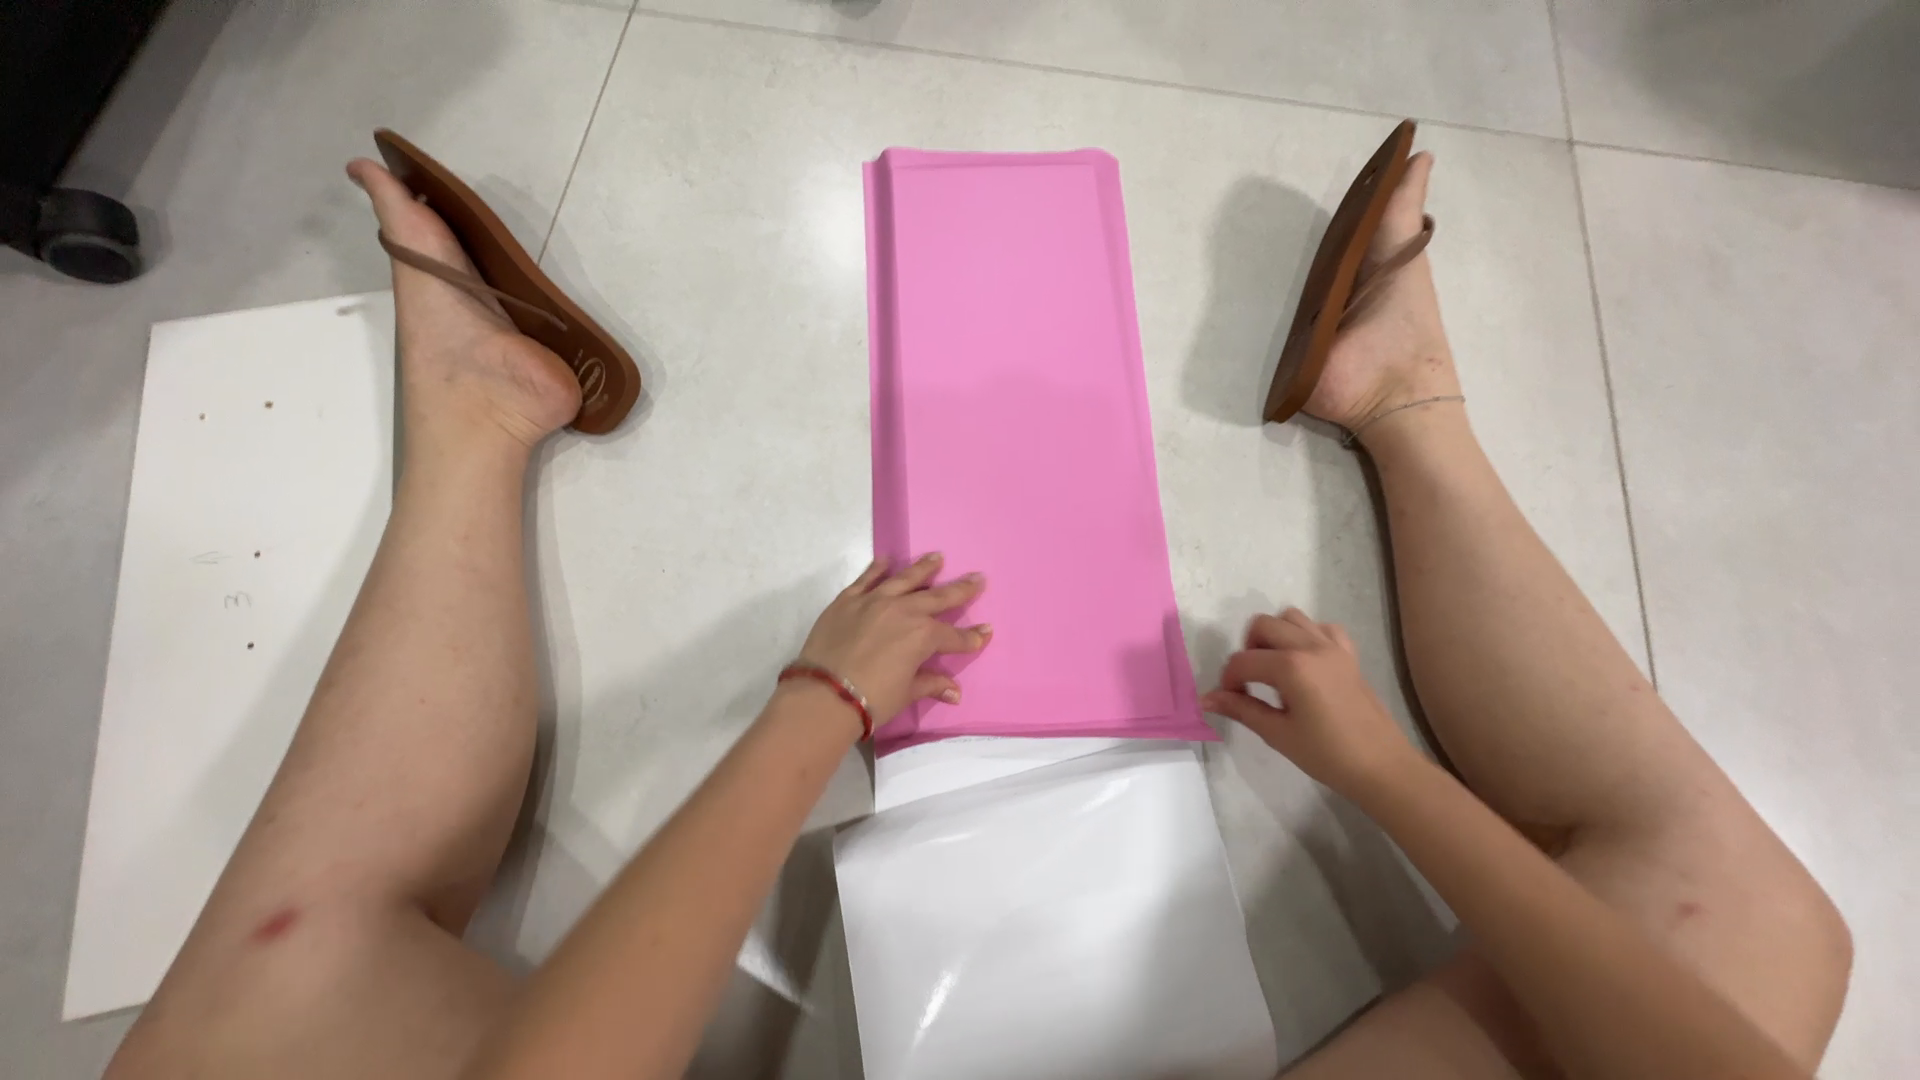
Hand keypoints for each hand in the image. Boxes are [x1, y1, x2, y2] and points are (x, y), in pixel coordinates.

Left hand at [796, 553, 991, 728]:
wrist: (824, 694)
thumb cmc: (872, 699)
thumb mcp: (906, 693)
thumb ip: (930, 684)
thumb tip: (954, 691)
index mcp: (922, 636)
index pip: (953, 636)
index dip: (971, 637)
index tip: (986, 631)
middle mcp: (903, 611)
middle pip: (937, 598)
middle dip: (960, 589)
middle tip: (977, 578)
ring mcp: (874, 601)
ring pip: (905, 579)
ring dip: (924, 568)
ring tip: (937, 557)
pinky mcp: (848, 600)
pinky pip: (867, 579)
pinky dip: (878, 568)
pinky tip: (886, 560)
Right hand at [1202, 608, 1418, 796]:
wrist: (1382, 767)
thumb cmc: (1327, 754)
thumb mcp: (1278, 733)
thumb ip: (1241, 709)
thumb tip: (1206, 699)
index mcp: (1291, 667)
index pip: (1243, 660)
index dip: (1228, 679)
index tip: (1230, 700)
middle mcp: (1311, 646)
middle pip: (1263, 625)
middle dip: (1248, 649)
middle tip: (1250, 682)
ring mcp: (1334, 647)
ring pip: (1292, 618)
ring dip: (1275, 636)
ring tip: (1274, 669)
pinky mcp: (1349, 655)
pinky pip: (1322, 628)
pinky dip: (1307, 636)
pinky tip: (1304, 662)